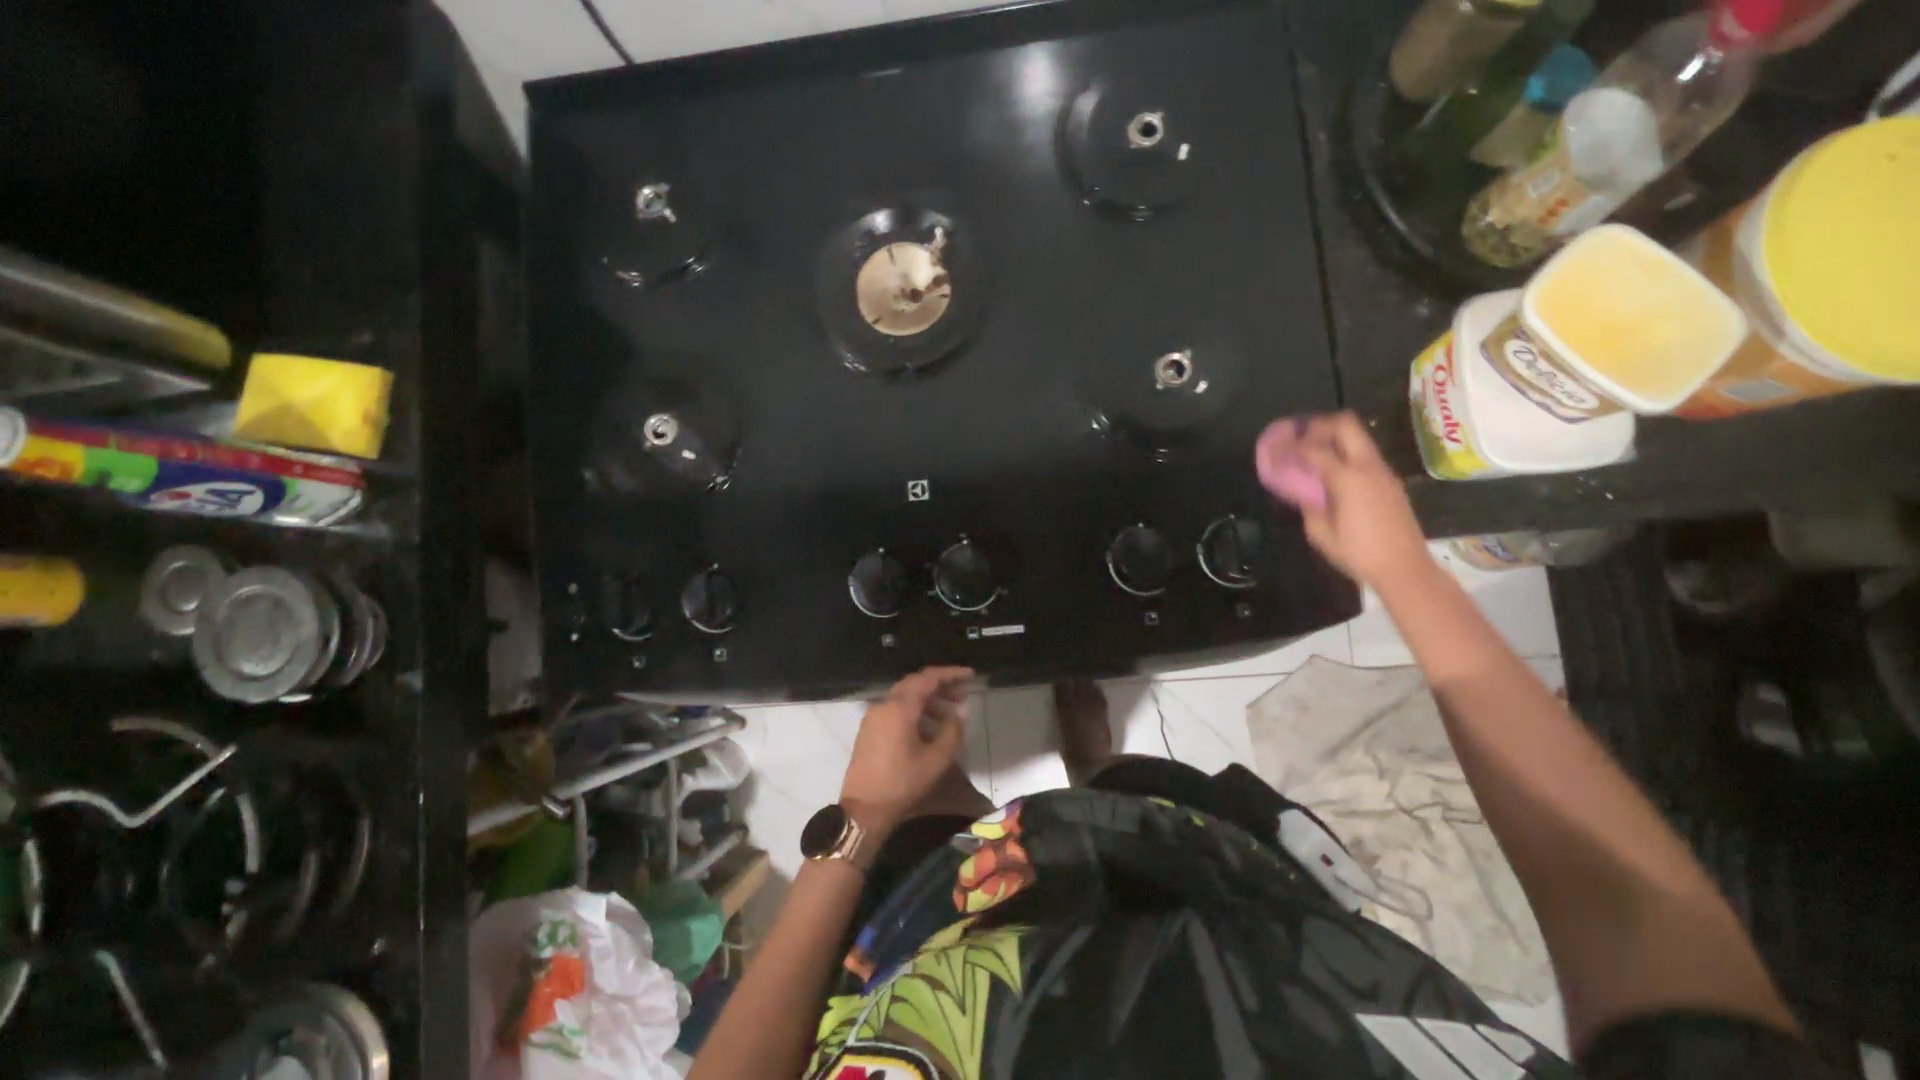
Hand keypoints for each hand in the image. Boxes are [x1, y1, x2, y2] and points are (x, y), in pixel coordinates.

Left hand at [840, 666, 974, 834]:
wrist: (864, 808)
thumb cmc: (903, 783)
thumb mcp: (936, 759)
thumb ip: (952, 730)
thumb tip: (960, 711)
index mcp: (900, 707)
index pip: (928, 678)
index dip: (951, 674)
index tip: (970, 676)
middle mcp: (884, 705)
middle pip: (915, 684)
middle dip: (940, 686)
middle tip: (963, 695)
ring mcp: (873, 717)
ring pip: (904, 698)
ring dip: (928, 701)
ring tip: (950, 715)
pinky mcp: (869, 730)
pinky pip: (895, 711)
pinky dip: (914, 712)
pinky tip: (929, 729)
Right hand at [1255, 412, 1432, 592]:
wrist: (1405, 568)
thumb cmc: (1359, 554)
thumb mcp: (1321, 534)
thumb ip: (1309, 506)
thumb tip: (1305, 492)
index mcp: (1348, 477)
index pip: (1314, 448)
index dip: (1291, 445)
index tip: (1277, 448)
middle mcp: (1368, 466)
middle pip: (1345, 424)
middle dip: (1319, 427)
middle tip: (1301, 442)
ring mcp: (1384, 472)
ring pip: (1359, 437)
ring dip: (1335, 439)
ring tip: (1315, 458)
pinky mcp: (1391, 482)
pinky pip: (1366, 456)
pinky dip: (1347, 455)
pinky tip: (1335, 477)